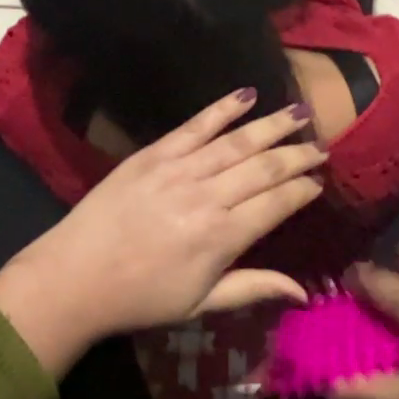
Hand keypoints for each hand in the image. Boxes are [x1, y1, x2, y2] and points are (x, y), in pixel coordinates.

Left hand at [0, 92, 327, 374]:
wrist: (75, 277)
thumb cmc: (141, 297)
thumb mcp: (201, 304)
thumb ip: (253, 288)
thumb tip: (304, 292)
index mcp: (222, 237)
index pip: (276, 204)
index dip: (302, 190)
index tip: (319, 181)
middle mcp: (207, 197)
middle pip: (264, 167)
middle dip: (297, 154)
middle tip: (323, 144)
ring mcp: (179, 170)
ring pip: (237, 141)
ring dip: (272, 126)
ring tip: (300, 113)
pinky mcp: (153, 154)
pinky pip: (195, 126)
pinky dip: (222, 109)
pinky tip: (247, 94)